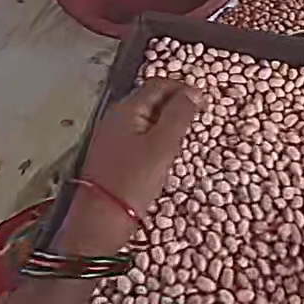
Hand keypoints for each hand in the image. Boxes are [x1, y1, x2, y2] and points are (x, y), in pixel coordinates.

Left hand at [60, 78, 203, 252]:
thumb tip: (192, 93)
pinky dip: (154, 135)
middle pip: (150, 98)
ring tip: (183, 133)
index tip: (203, 102)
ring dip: (165, 119)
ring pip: (144, 117)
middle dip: (175, 102)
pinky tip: (163, 150)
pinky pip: (137, 134)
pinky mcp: (112, 154)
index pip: (159, 85)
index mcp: (127, 109)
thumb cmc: (132, 181)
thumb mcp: (163, 145)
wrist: (100, 219)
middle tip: (196, 115)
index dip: (183, 89)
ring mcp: (111, 135)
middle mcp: (115, 117)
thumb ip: (178, 115)